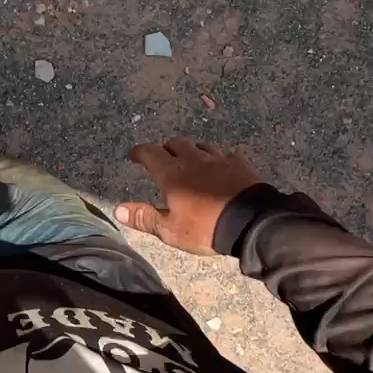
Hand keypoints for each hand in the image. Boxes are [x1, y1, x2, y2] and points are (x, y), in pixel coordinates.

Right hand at [116, 138, 262, 255]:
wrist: (254, 223)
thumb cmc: (207, 227)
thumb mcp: (170, 229)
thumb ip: (144, 217)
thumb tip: (118, 209)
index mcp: (172, 173)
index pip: (149, 153)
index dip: (139, 152)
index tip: (133, 156)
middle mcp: (193, 160)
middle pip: (176, 143)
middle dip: (166, 148)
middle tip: (164, 158)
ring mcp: (219, 160)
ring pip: (201, 145)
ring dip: (193, 150)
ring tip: (192, 160)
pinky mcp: (241, 165)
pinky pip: (229, 154)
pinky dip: (223, 158)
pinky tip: (225, 163)